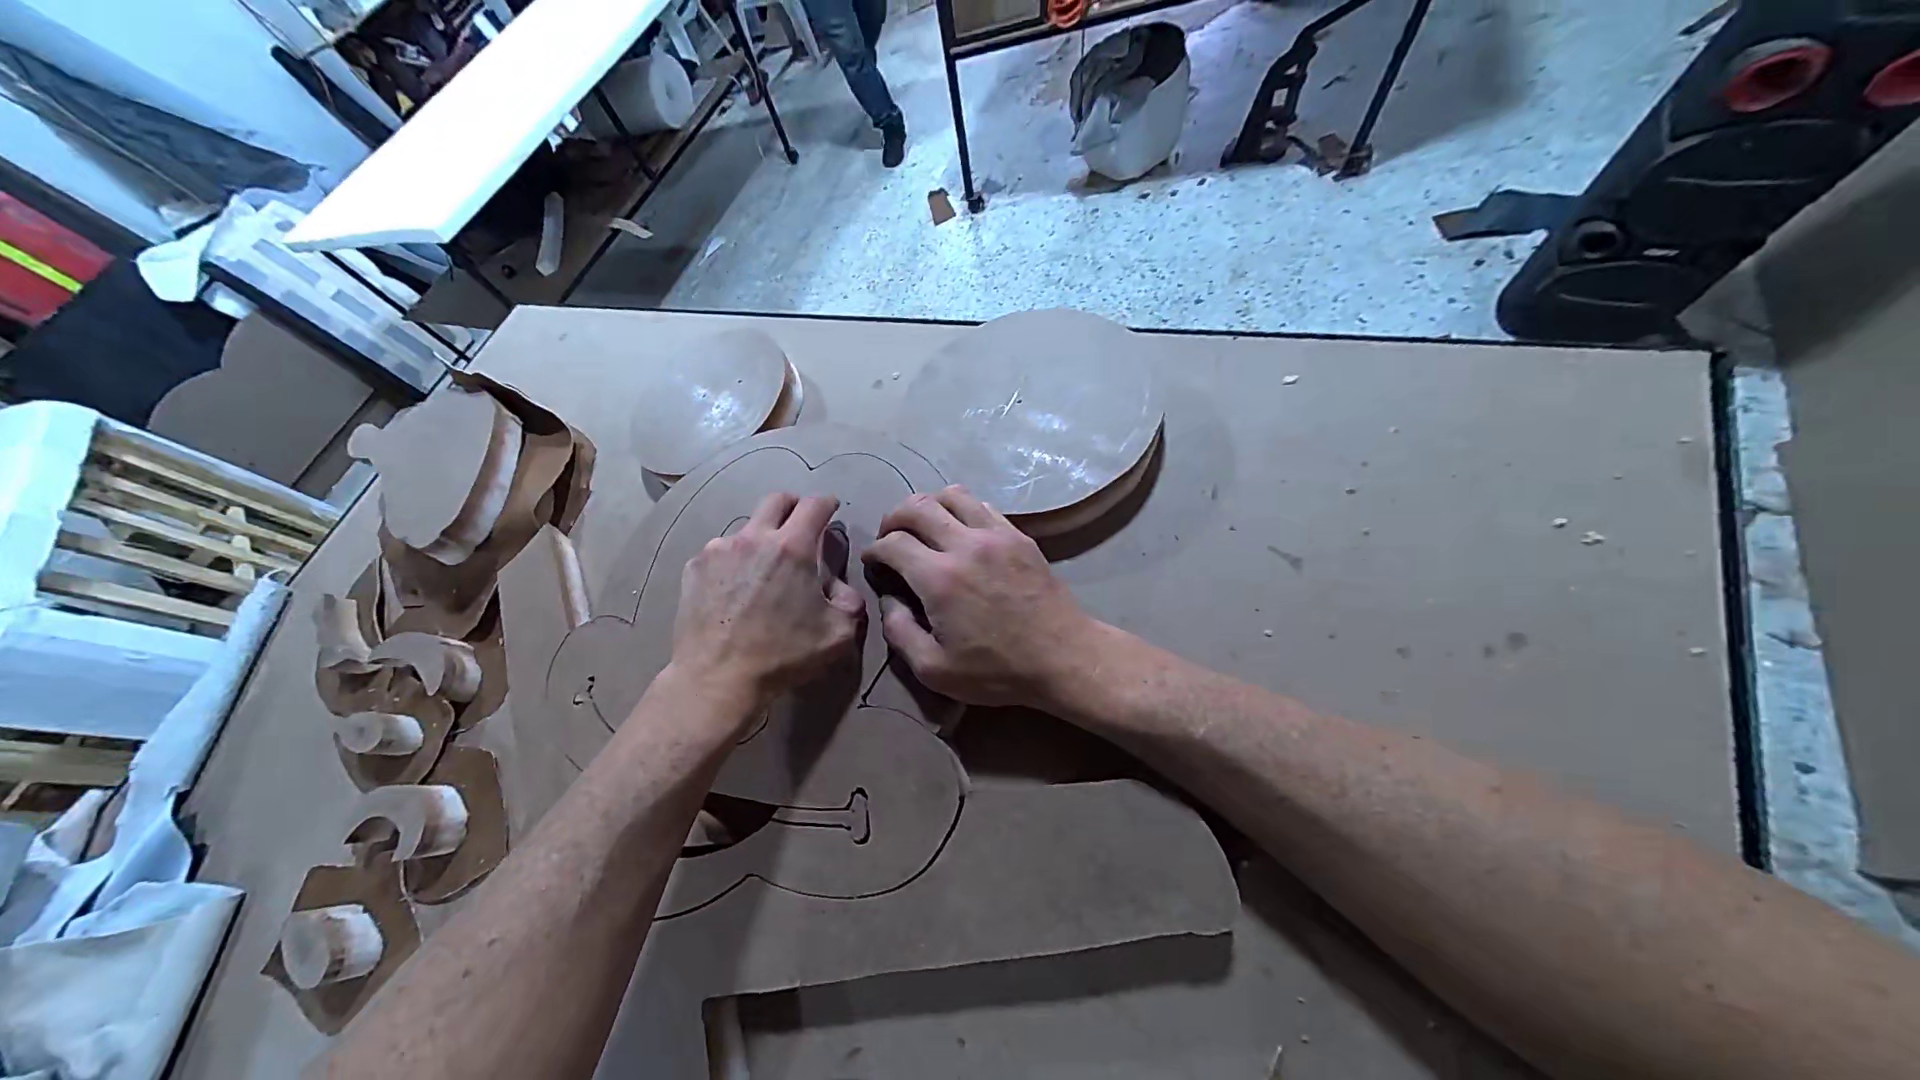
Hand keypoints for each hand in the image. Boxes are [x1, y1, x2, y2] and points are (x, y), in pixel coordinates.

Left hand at [669, 493, 865, 705]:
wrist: (717, 679)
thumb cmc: (783, 655)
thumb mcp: (839, 632)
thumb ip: (849, 598)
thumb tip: (834, 584)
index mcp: (792, 547)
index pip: (814, 505)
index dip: (828, 503)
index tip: (831, 510)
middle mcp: (753, 537)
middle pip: (776, 500)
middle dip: (794, 507)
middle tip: (802, 526)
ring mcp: (718, 550)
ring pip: (747, 528)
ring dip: (762, 538)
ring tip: (765, 568)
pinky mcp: (694, 567)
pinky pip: (721, 551)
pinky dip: (736, 560)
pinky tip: (737, 587)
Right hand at [862, 485, 1100, 708]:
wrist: (1063, 657)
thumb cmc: (998, 670)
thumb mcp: (935, 670)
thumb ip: (900, 633)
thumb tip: (889, 600)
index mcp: (940, 578)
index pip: (893, 542)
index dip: (875, 549)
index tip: (874, 562)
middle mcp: (966, 545)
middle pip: (917, 506)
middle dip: (893, 517)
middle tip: (890, 537)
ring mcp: (996, 535)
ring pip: (952, 495)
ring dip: (928, 504)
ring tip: (923, 526)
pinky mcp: (1019, 536)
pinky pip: (982, 505)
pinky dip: (961, 509)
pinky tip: (959, 530)